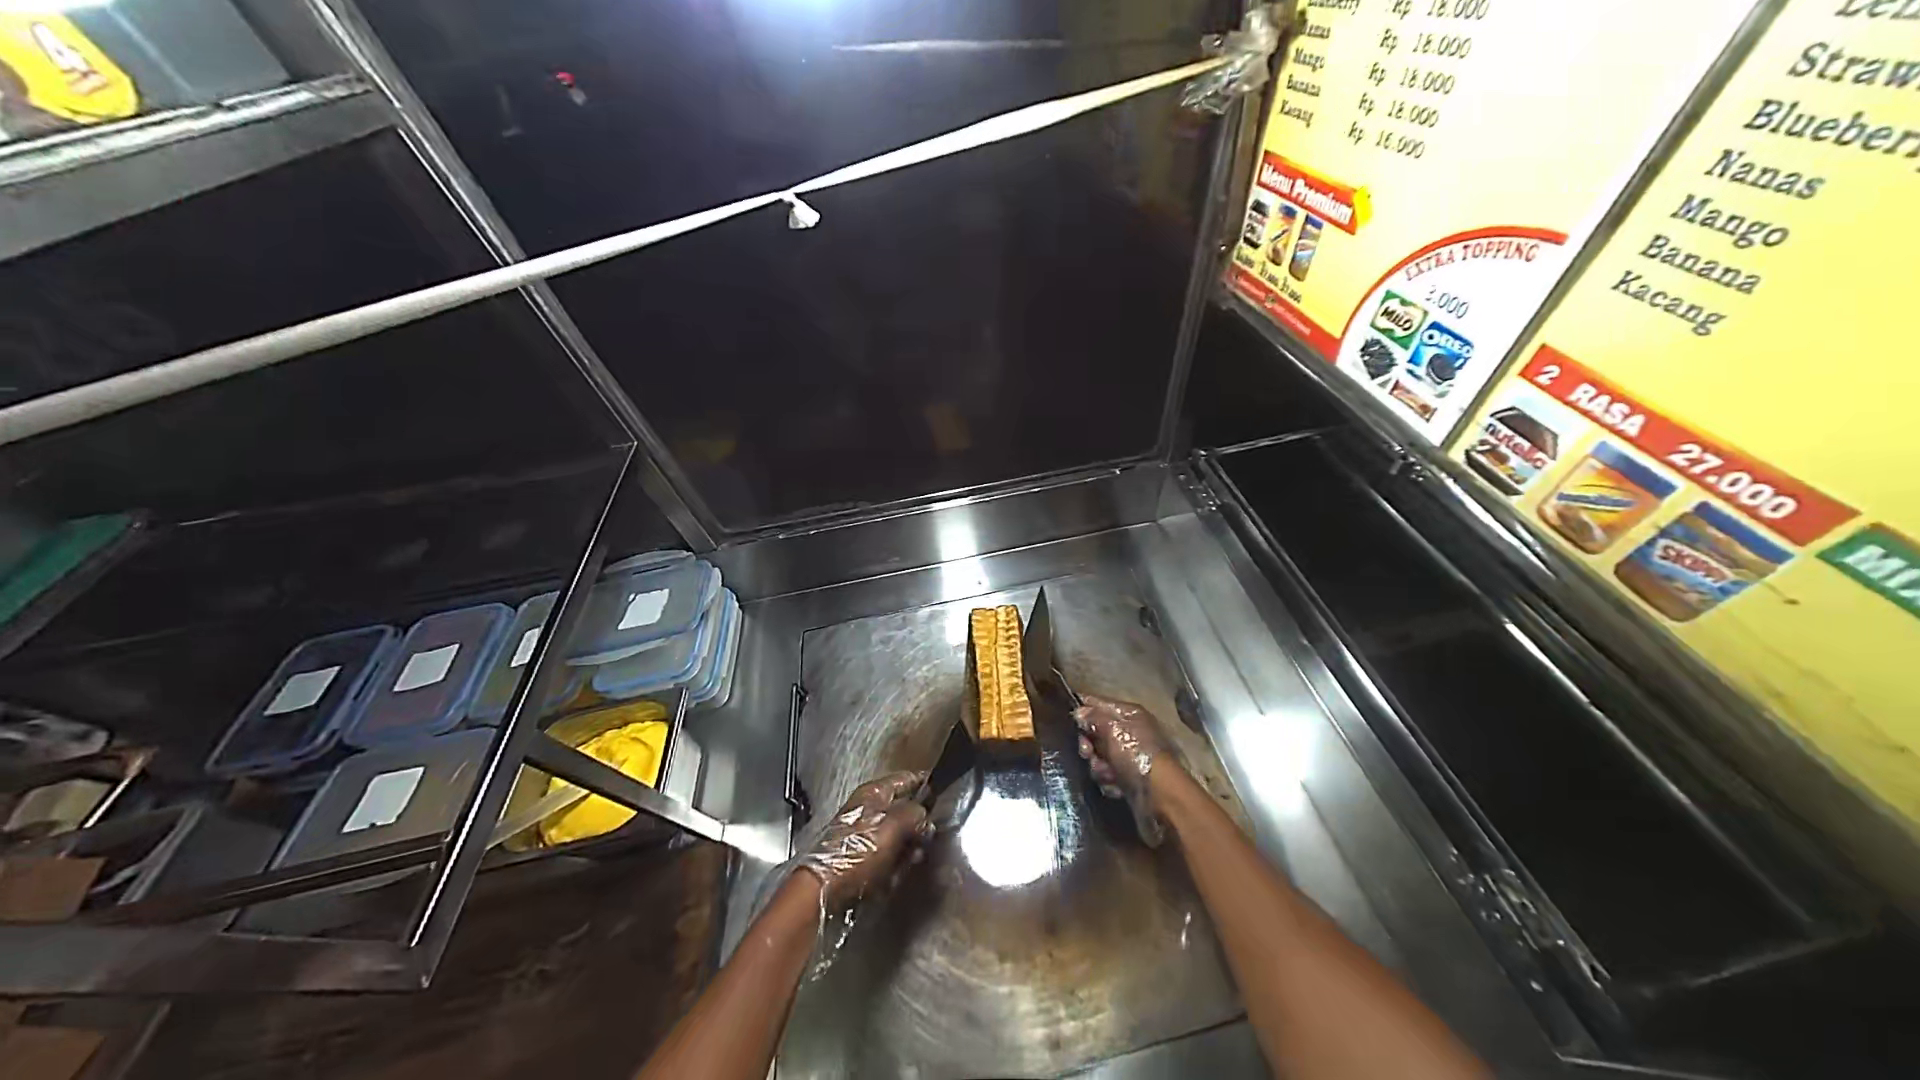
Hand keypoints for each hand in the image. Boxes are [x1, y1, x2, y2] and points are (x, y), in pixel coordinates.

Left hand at [795, 770, 932, 908]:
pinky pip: (886, 857)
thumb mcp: (891, 828)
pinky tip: (894, 876)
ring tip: (912, 860)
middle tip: (928, 837)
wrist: (822, 890)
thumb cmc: (856, 853)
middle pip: (902, 810)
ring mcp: (862, 835)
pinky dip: (893, 865)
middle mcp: (867, 810)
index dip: (924, 782)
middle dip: (917, 825)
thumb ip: (914, 814)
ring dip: (907, 849)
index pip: (904, 779)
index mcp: (873, 794)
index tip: (941, 788)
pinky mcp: (859, 859)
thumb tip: (925, 813)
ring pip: (897, 836)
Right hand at [1075, 694, 1175, 844]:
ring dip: (1098, 766)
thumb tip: (1079, 712)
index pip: (1097, 703)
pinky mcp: (1129, 777)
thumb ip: (1092, 717)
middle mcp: (1130, 731)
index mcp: (1128, 713)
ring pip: (1098, 757)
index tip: (1068, 719)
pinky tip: (1115, 784)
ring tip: (1107, 773)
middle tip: (1087, 753)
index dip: (1081, 709)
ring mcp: (1130, 755)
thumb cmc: (1136, 754)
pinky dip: (1108, 780)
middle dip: (1088, 745)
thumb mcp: (1112, 729)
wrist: (1160, 794)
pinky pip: (1107, 774)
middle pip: (1095, 732)